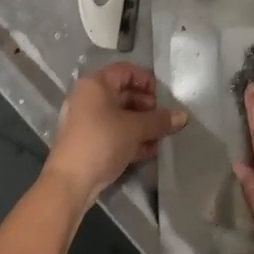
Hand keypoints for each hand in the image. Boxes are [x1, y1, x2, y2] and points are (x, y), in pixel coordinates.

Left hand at [43, 62, 186, 207]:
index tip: (162, 96)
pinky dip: (130, 138)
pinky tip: (149, 150)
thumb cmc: (102, 141)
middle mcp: (87, 98)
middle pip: (122, 94)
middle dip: (146, 106)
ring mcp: (85, 122)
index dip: (146, 80)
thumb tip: (183, 116)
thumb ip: (159, 120)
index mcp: (95, 84)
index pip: (125, 71)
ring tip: (160, 136)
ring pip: (119, 116)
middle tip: (162, 118)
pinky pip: (113, 133)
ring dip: (141, 124)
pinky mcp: (87, 143)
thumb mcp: (135, 128)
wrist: (70, 183)